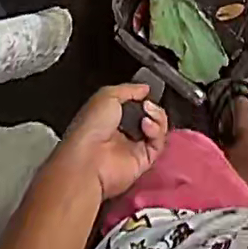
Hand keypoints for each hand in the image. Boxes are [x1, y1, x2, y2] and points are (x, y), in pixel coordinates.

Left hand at [51, 83, 169, 199]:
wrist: (89, 159)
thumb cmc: (92, 124)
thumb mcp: (107, 95)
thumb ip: (129, 89)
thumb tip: (146, 88)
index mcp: (113, 115)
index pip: (135, 104)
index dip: (143, 96)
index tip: (146, 91)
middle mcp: (125, 130)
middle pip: (150, 115)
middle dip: (153, 106)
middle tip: (147, 103)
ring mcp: (135, 146)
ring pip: (157, 127)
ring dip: (157, 115)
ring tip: (148, 111)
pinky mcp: (144, 160)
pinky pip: (158, 143)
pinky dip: (157, 131)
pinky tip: (146, 125)